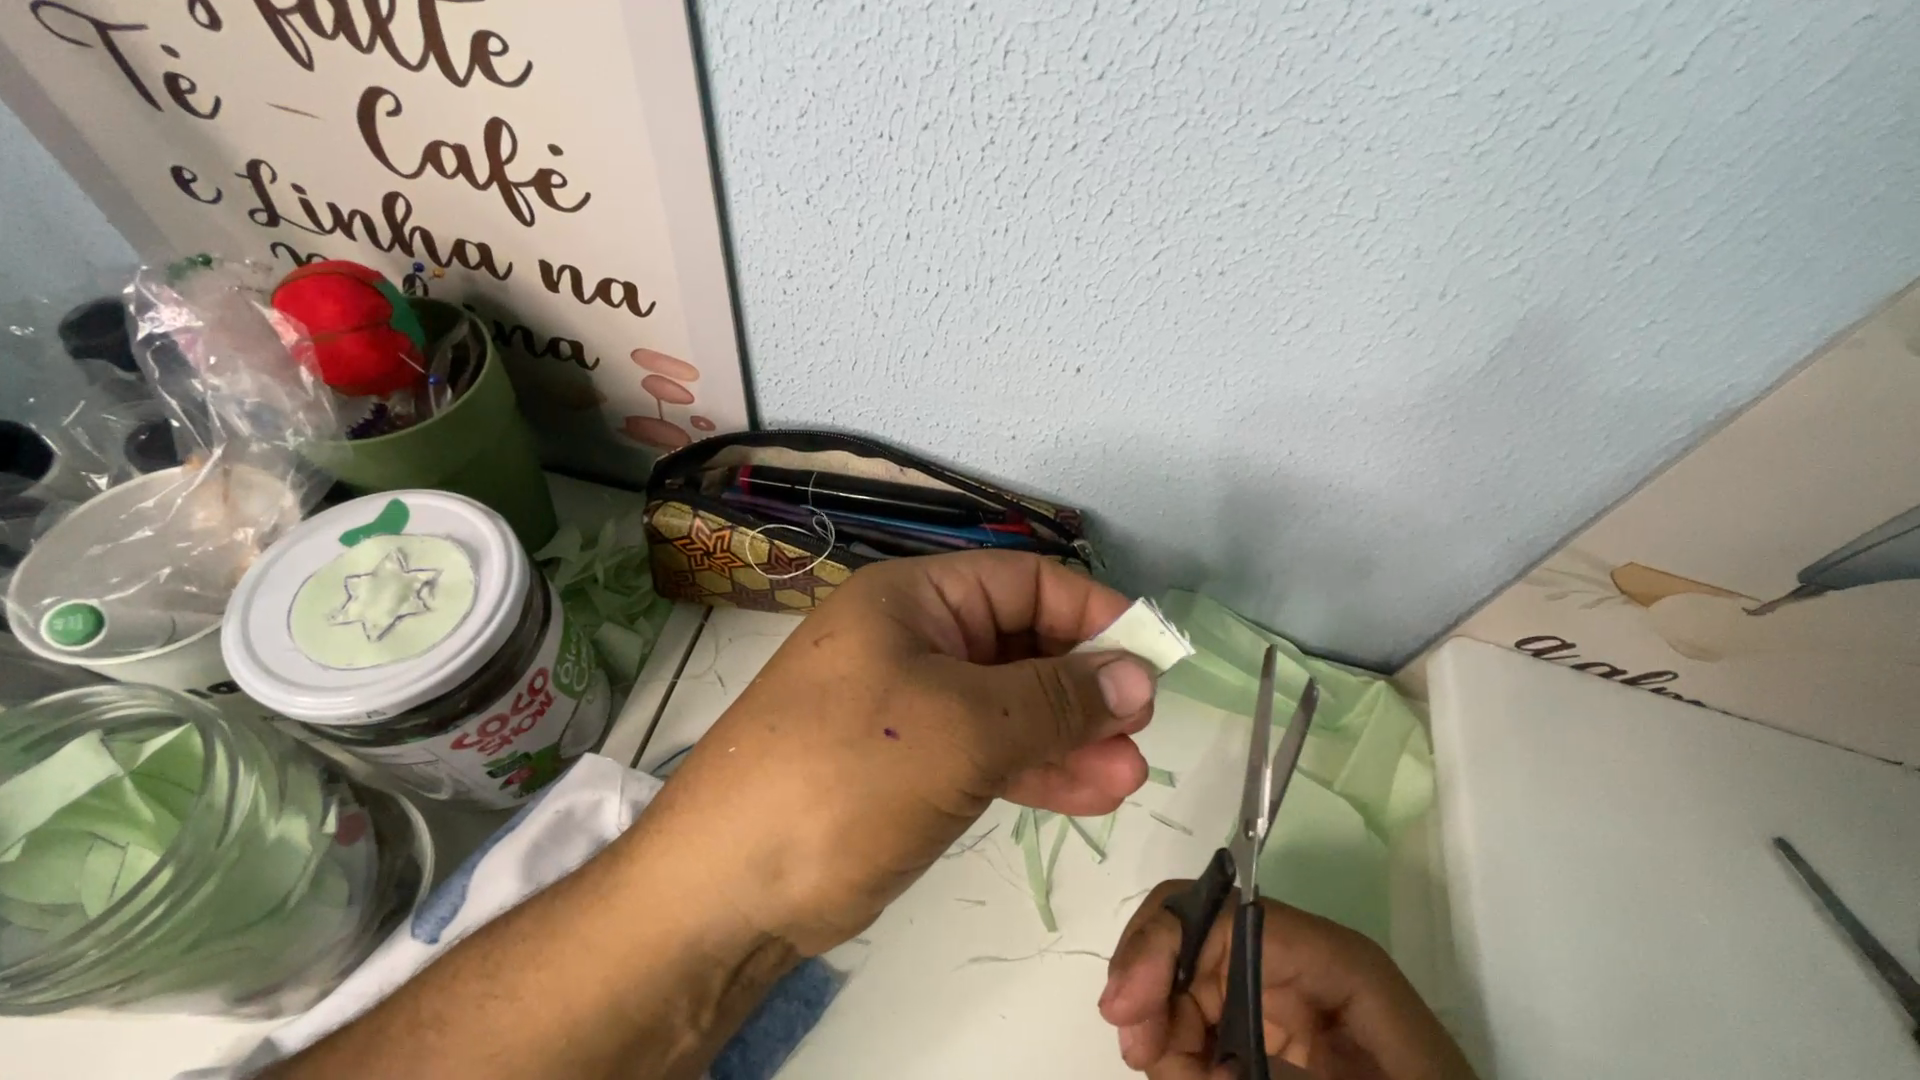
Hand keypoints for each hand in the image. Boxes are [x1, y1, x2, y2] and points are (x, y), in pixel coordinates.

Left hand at [641, 550, 1159, 953]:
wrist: (729, 890)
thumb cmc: (846, 775)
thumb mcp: (962, 726)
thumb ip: (1055, 698)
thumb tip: (1136, 674)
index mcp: (912, 600)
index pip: (1024, 582)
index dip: (1092, 613)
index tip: (1151, 656)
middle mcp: (911, 641)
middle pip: (1021, 644)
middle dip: (1085, 685)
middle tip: (1142, 727)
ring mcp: (909, 707)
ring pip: (1010, 705)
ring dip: (1070, 735)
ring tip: (1129, 773)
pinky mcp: (910, 766)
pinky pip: (988, 752)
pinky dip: (1036, 768)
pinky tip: (1090, 793)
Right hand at [1101, 885, 1476, 1079]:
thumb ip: (1292, 1077)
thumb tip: (1213, 1069)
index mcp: (1329, 958)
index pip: (1227, 914)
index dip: (1165, 943)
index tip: (1123, 1009)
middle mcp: (1293, 961)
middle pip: (1192, 937)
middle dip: (1148, 982)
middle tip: (1137, 1050)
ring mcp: (1275, 995)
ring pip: (1182, 980)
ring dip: (1157, 1024)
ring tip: (1169, 1074)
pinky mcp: (1263, 1032)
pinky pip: (1197, 1022)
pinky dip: (1174, 1049)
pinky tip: (1181, 1073)